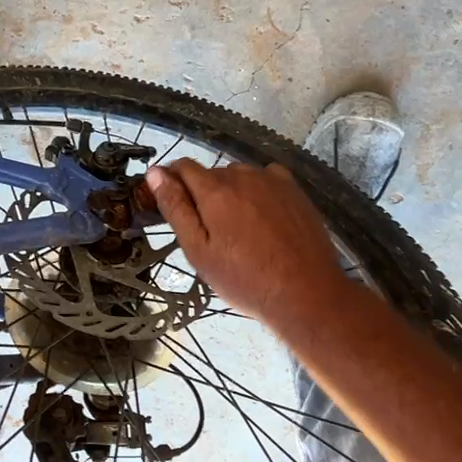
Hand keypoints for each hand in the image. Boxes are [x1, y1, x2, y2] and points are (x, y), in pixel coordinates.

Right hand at [146, 158, 348, 327]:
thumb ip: (176, 208)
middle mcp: (241, 175)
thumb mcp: (199, 252)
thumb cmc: (245, 280)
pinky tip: (264, 217)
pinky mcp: (293, 189)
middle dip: (204, 194)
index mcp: (214, 190)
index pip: (182, 167)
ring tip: (241, 230)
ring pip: (238, 176)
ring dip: (232, 193)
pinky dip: (259, 191)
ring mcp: (270, 179)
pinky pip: (265, 179)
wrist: (306, 294)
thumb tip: (155, 173)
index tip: (172, 202)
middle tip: (211, 233)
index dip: (172, 180)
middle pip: (210, 174)